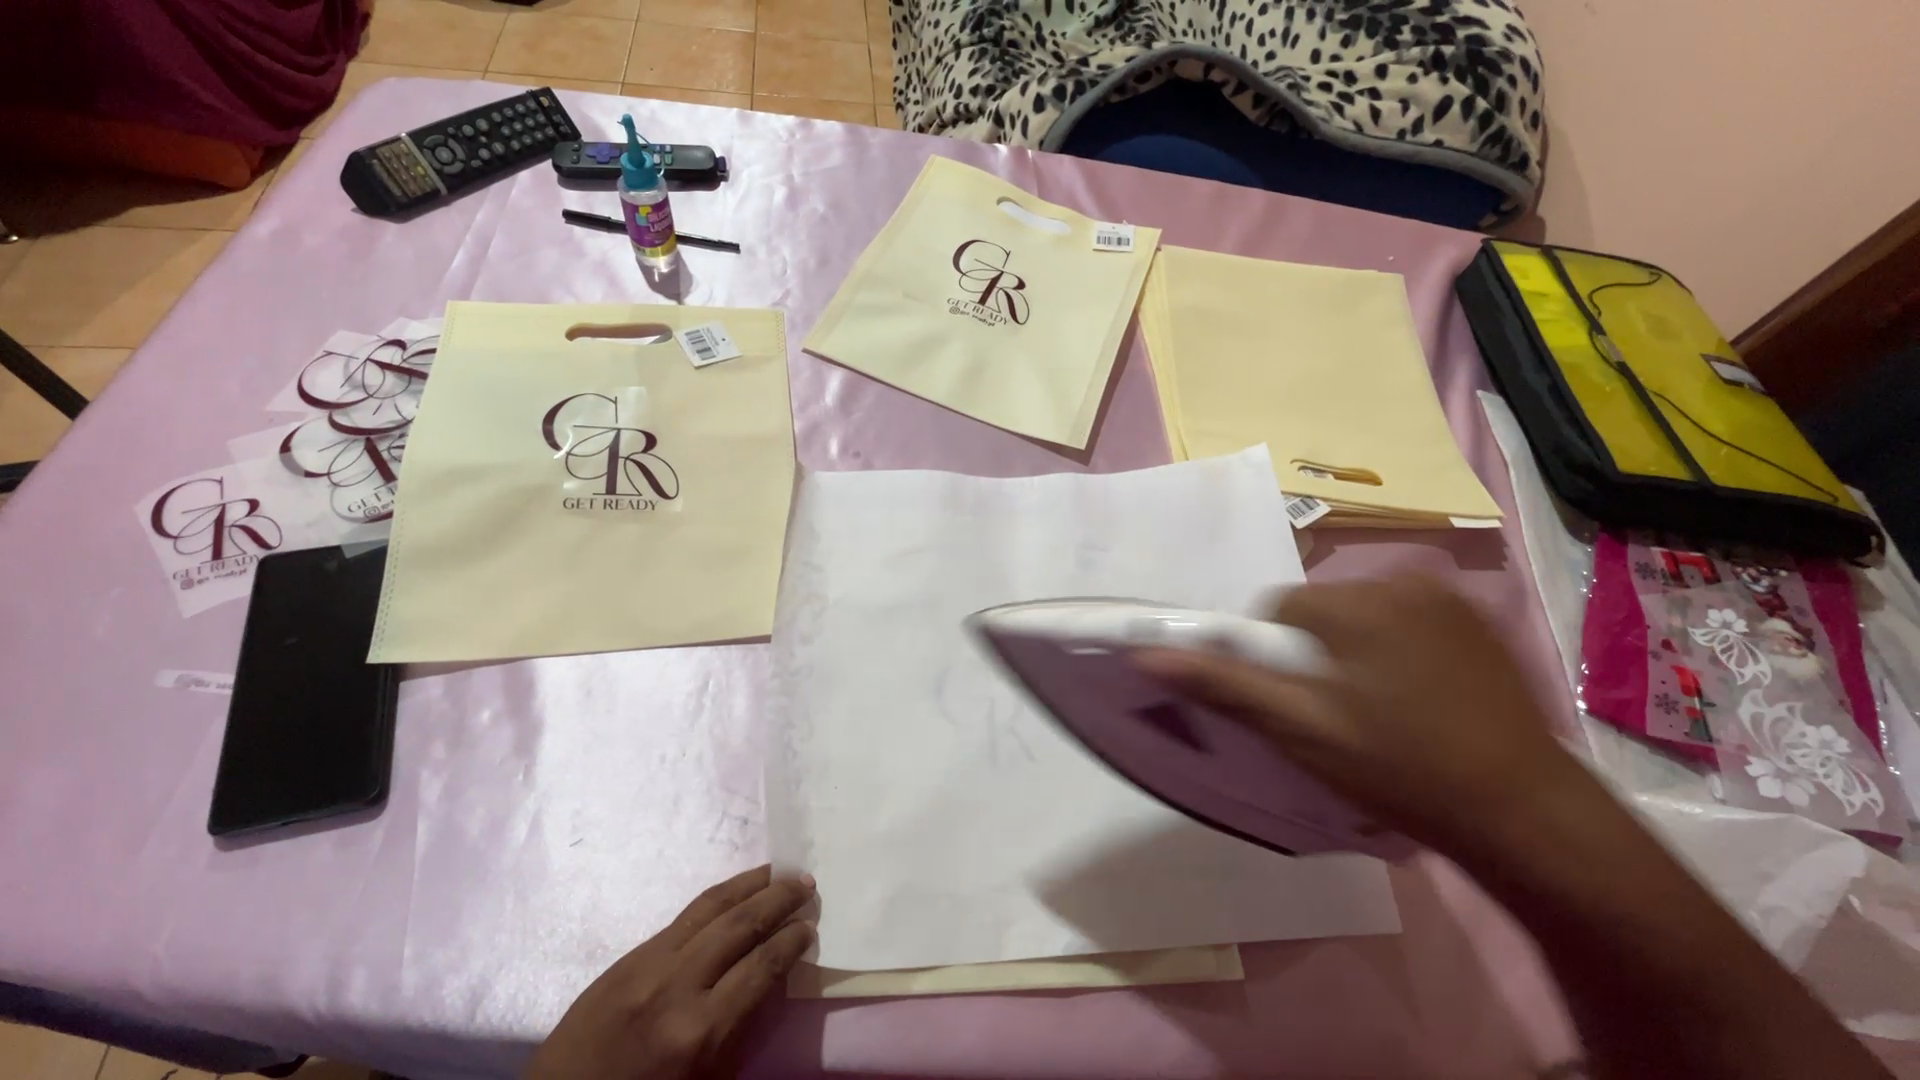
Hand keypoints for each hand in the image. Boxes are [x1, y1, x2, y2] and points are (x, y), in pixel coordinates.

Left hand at [524, 866, 814, 1079]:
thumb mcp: (707, 1076)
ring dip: (751, 885)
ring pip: (710, 908)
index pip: (761, 968)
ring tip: (780, 872)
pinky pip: (683, 916)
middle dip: (778, 900)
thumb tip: (772, 973)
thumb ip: (740, 1024)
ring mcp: (648, 964)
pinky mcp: (630, 955)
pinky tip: (737, 891)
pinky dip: (718, 897)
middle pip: (739, 926)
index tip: (810, 926)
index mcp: (700, 1031)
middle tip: (808, 885)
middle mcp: (677, 986)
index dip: (791, 942)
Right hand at [1134, 575, 1588, 860]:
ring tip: (1381, 715)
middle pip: (1320, 611)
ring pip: (1362, 617)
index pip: (1277, 612)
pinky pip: (1407, 624)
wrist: (1524, 813)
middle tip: (1338, 718)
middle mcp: (1404, 580)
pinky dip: (1397, 652)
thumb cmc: (1401, 770)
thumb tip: (1148, 653)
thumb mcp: (1301, 731)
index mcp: (1358, 602)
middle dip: (1315, 656)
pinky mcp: (1480, 623)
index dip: (1275, 662)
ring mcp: (1450, 599)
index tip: (1300, 710)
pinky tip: (1419, 702)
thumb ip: (1226, 685)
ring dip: (1355, 654)